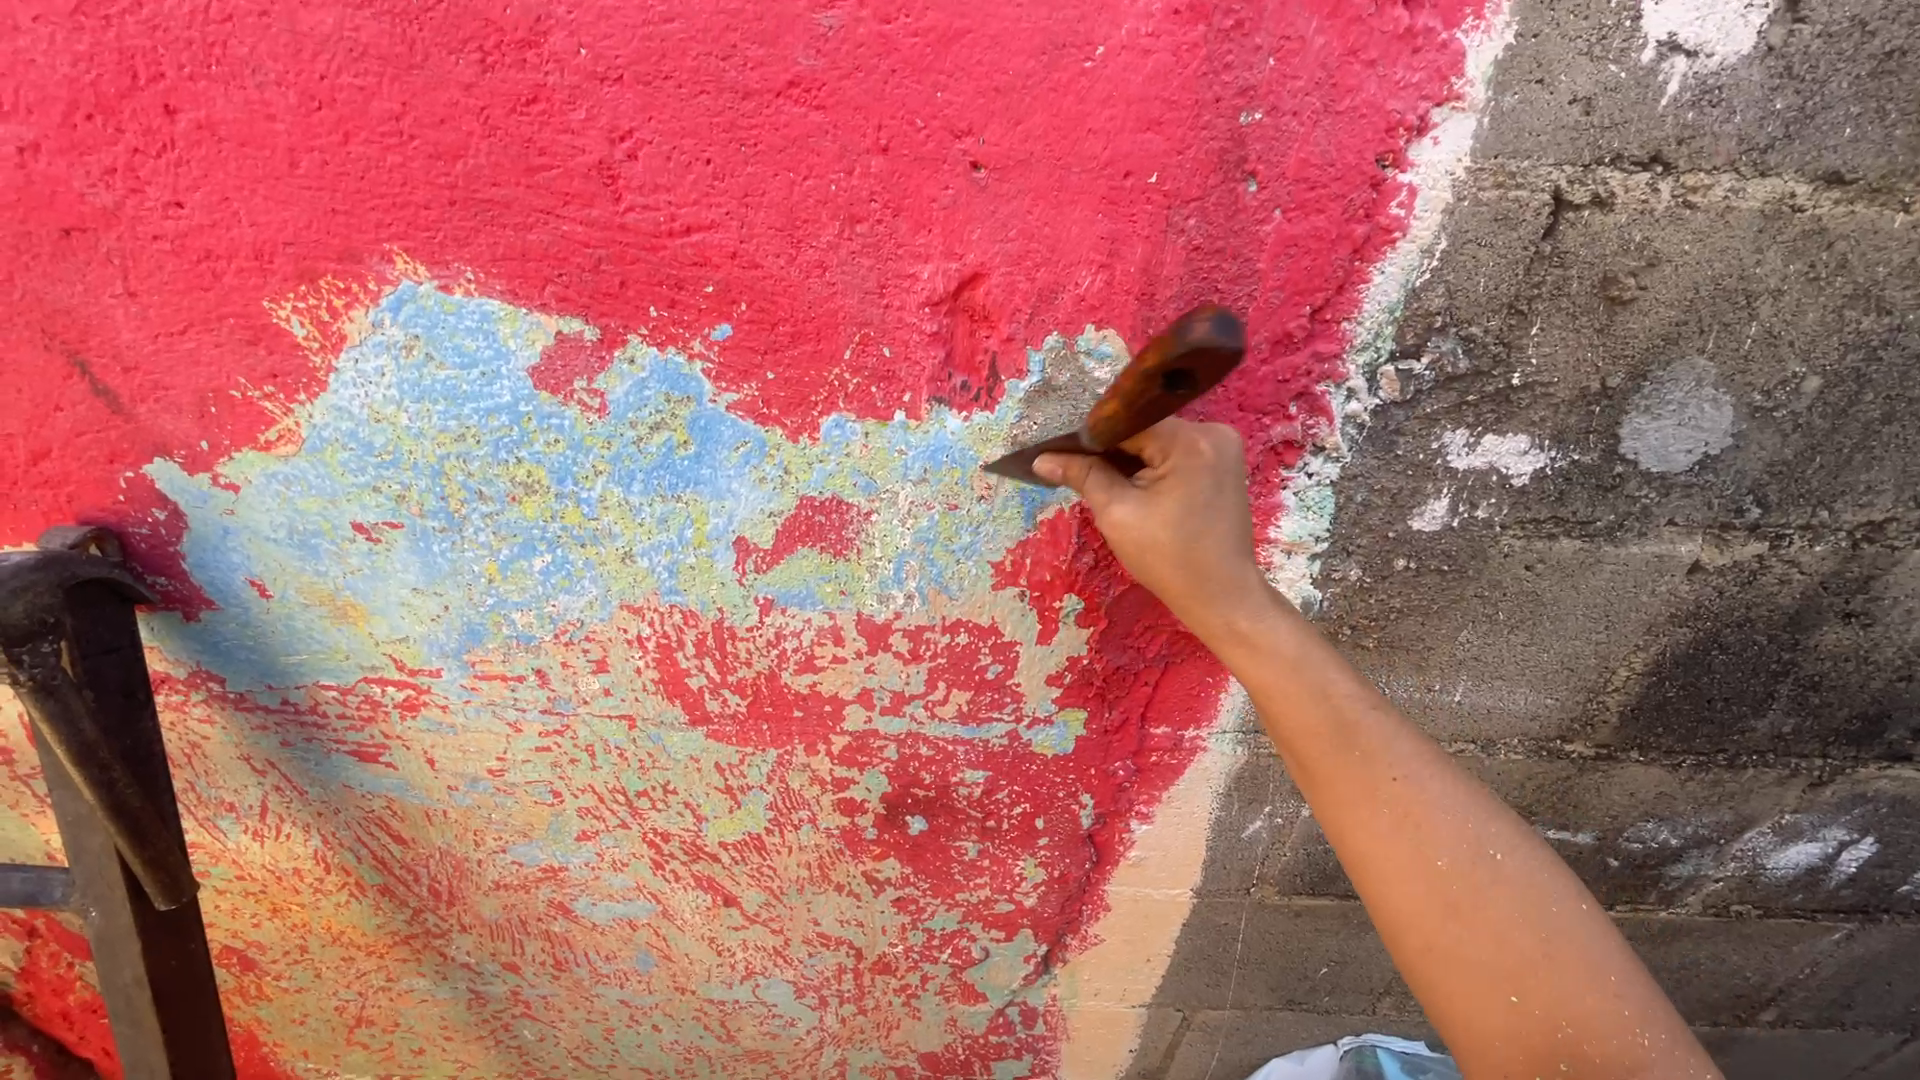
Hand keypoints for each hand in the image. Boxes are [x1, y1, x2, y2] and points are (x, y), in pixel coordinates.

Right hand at [1033, 418, 1274, 634]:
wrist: (1220, 595)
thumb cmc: (1168, 558)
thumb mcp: (1116, 513)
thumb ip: (1083, 475)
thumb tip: (1042, 458)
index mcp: (1189, 440)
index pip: (1126, 422)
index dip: (1088, 435)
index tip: (1056, 447)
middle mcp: (1212, 431)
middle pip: (1144, 428)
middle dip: (1109, 447)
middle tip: (1071, 463)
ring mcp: (1222, 446)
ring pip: (1158, 440)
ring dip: (1130, 457)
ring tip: (1095, 473)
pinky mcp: (1222, 463)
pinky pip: (1175, 452)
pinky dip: (1151, 465)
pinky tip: (1129, 483)